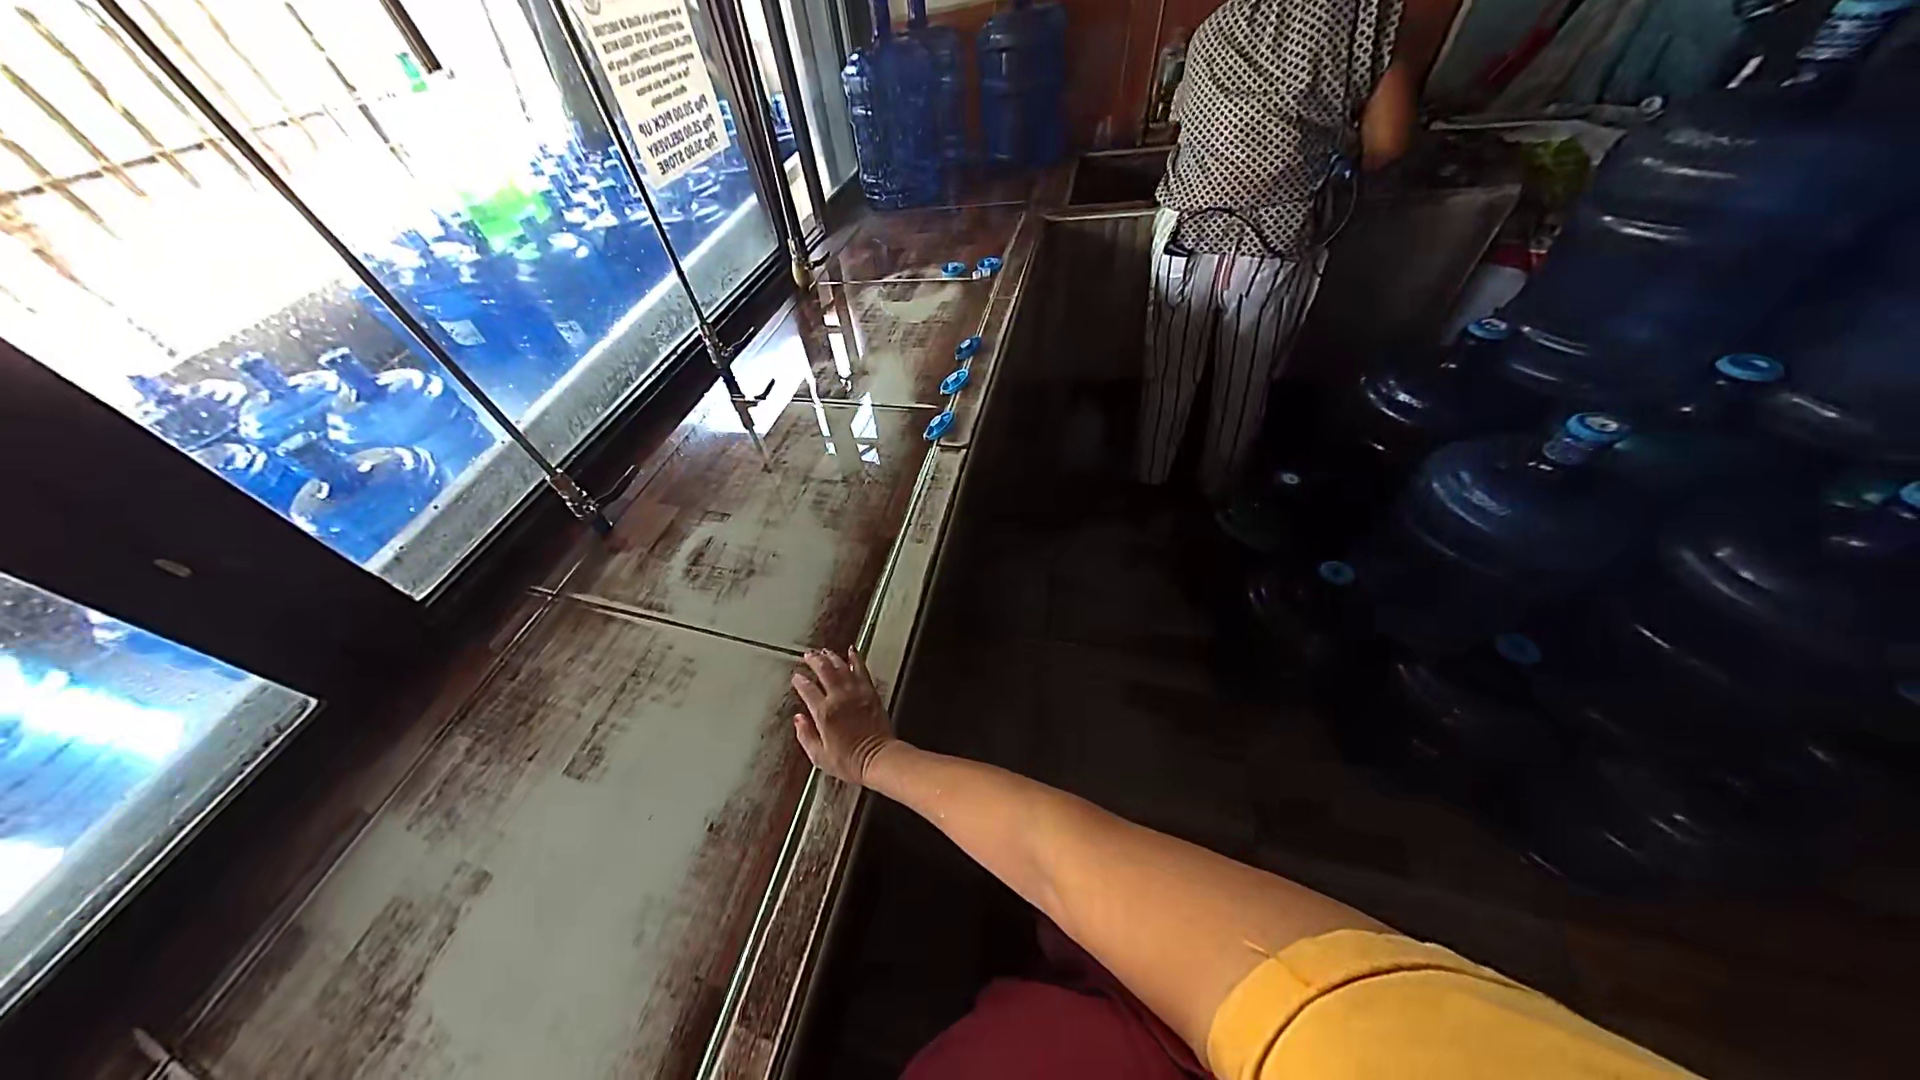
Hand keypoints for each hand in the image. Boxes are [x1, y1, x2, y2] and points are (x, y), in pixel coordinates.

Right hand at [791, 648, 894, 785]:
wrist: (878, 758)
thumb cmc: (850, 761)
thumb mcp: (819, 756)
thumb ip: (805, 735)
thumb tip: (798, 719)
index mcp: (824, 713)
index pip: (807, 690)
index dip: (800, 681)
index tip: (796, 677)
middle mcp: (839, 698)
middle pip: (824, 671)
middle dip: (814, 660)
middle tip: (808, 655)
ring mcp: (856, 693)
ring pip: (841, 667)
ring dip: (832, 657)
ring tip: (824, 651)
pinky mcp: (870, 692)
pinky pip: (861, 670)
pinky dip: (856, 659)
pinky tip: (852, 651)